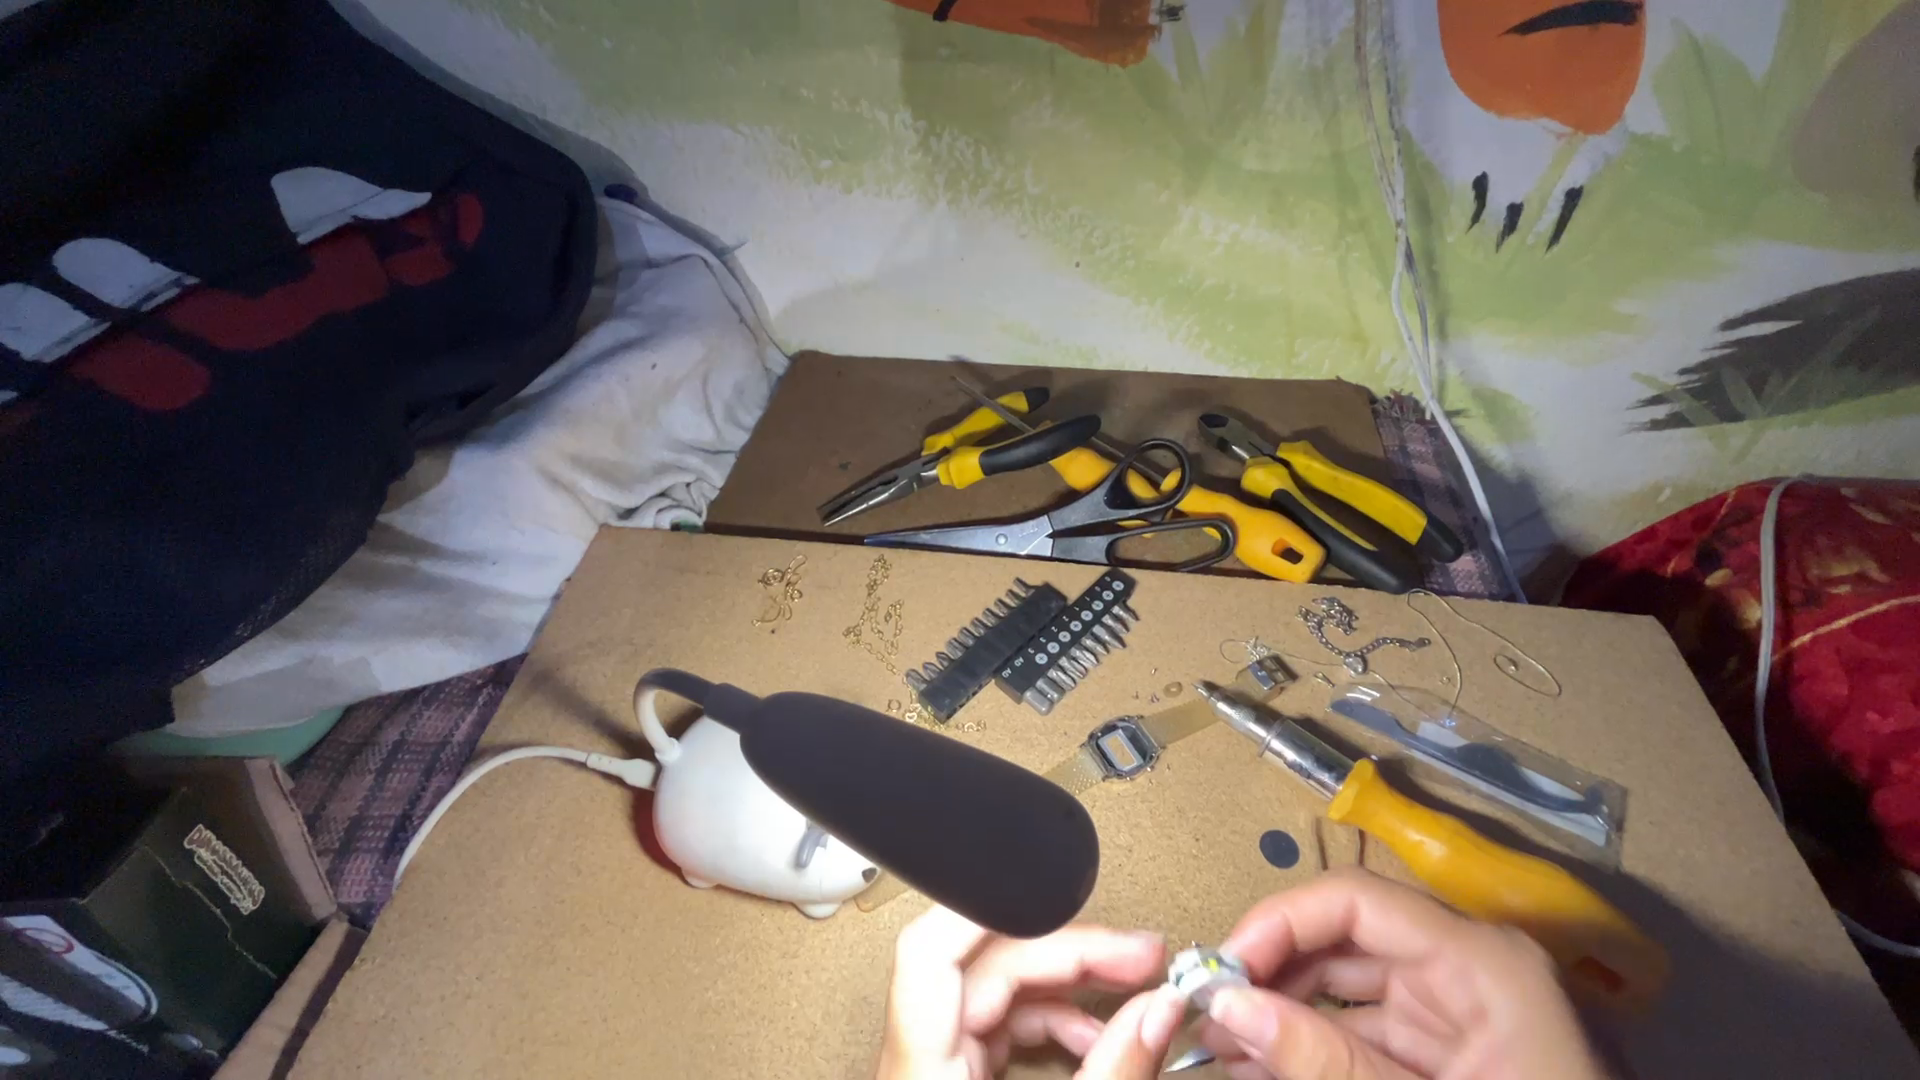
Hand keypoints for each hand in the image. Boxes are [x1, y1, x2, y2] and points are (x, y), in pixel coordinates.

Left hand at [875, 905, 1186, 1078]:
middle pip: (984, 968)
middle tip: (1140, 954)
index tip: (1055, 892)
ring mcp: (933, 1076)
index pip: (928, 956)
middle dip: (1067, 951)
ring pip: (992, 997)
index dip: (981, 908)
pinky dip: (1049, 1025)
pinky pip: (996, 1032)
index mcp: (922, 1075)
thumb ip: (1111, 1074)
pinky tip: (1093, 1034)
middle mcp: (918, 1065)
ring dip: (1064, 985)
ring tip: (1131, 990)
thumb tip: (1157, 1010)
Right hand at [1193, 868, 1605, 1079]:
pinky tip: (1259, 1069)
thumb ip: (1326, 1062)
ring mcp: (1455, 1014)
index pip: (1353, 900)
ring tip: (1217, 1046)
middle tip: (1207, 1010)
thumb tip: (1224, 1007)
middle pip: (1341, 940)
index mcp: (1481, 961)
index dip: (1277, 922)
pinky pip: (1362, 1035)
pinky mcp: (1447, 1054)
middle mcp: (1464, 969)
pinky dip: (1311, 1050)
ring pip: (1343, 989)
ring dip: (1280, 1015)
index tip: (1221, 968)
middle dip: (1269, 973)